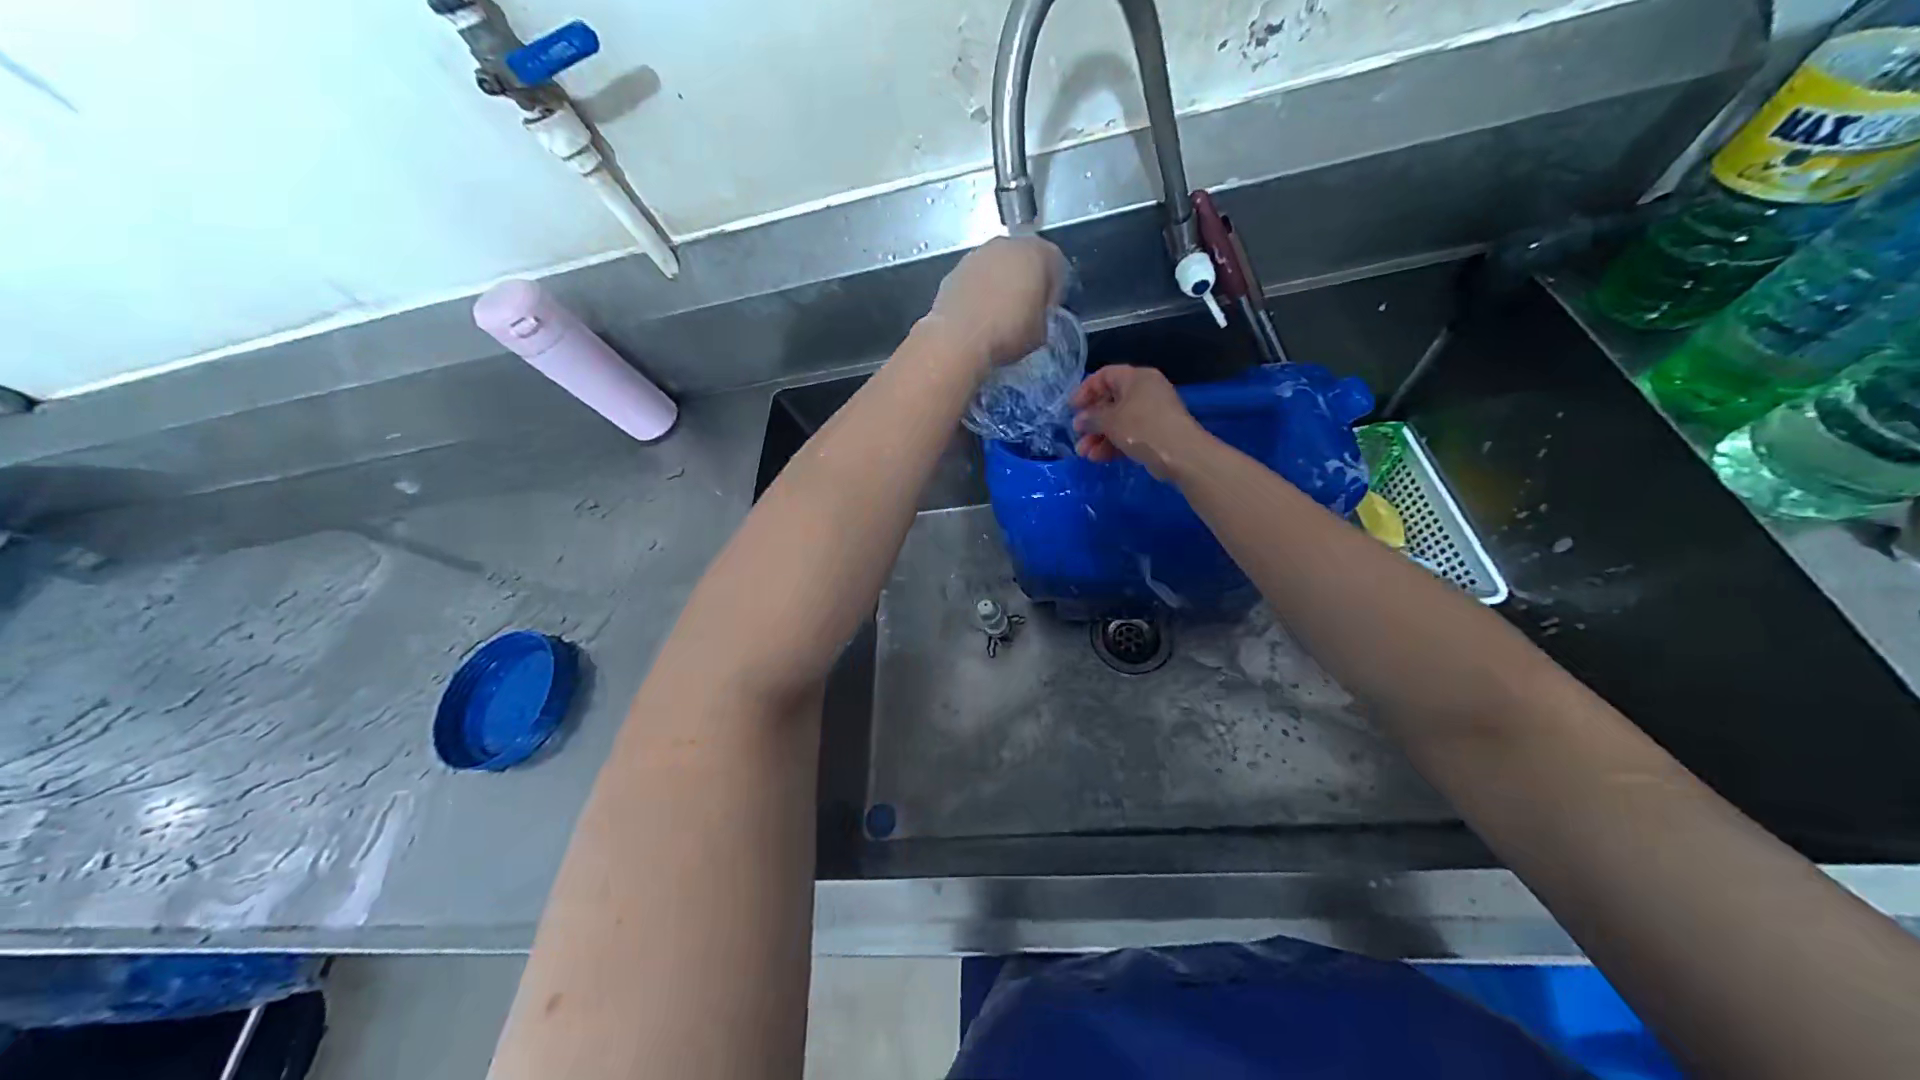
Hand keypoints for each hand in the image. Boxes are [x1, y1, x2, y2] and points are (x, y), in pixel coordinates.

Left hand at [923, 236, 1067, 367]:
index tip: (1046, 312)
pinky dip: (978, 292)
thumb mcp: (1042, 333)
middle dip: (1025, 281)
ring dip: (999, 284)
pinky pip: (974, 279)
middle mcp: (1007, 244)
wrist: (958, 339)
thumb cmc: (1008, 333)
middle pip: (1023, 260)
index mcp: (1038, 253)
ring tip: (997, 314)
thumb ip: (1043, 316)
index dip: (1053, 292)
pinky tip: (977, 315)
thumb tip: (1035, 317)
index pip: (1056, 266)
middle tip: (1023, 311)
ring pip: (996, 266)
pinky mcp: (954, 270)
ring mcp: (977, 254)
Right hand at [1070, 365, 1206, 479]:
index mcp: (1136, 378)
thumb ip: (1091, 418)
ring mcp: (1151, 413)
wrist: (1181, 454)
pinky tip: (1099, 458)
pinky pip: (1129, 434)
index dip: (1086, 390)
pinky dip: (1114, 444)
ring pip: (1118, 422)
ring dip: (1099, 437)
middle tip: (1078, 435)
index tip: (1072, 408)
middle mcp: (1145, 391)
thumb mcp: (1111, 421)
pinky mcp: (1155, 433)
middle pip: (1110, 401)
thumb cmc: (1143, 428)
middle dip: (1091, 421)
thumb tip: (1079, 420)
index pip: (1105, 376)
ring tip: (1085, 454)